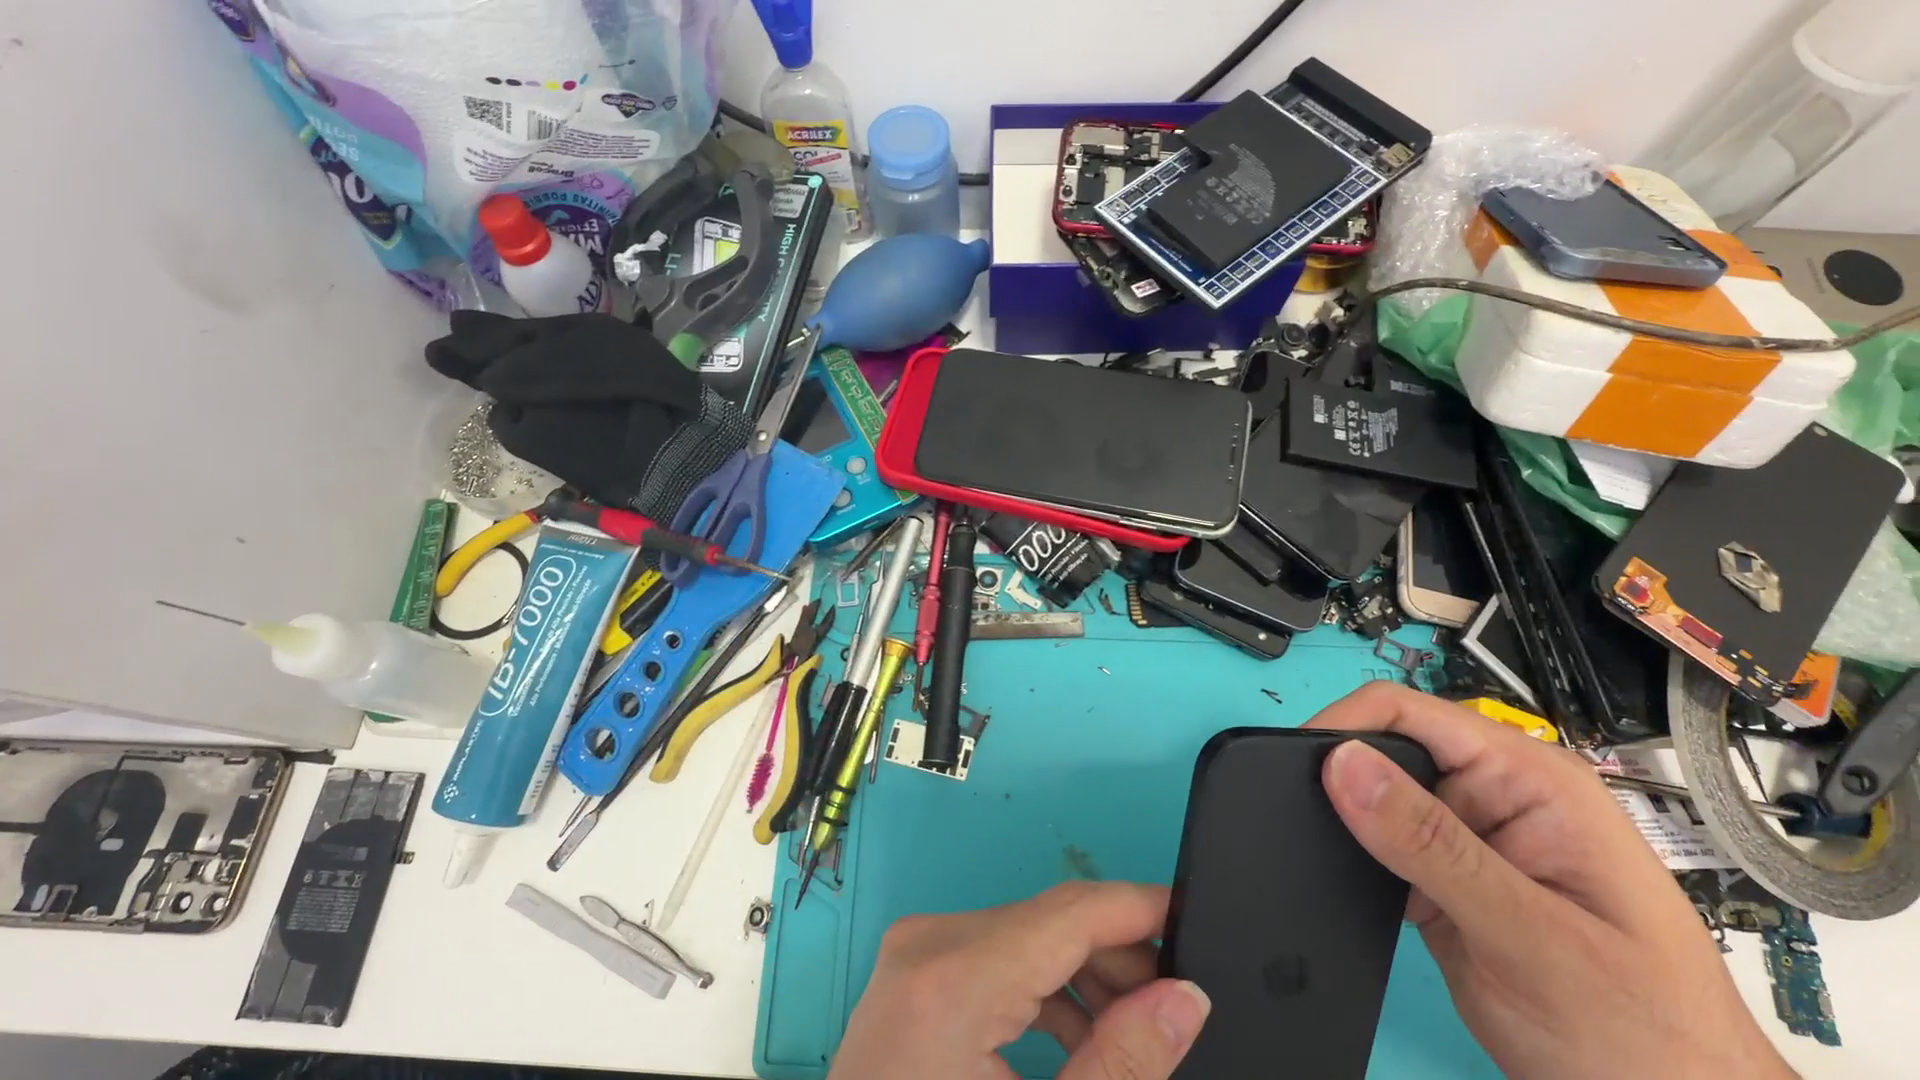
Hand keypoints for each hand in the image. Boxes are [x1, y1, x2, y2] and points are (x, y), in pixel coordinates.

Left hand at [830, 882, 1210, 1078]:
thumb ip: (1122, 1061)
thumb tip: (1185, 997)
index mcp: (956, 975)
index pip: (1074, 909)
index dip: (1145, 909)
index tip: (1198, 925)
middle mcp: (930, 943)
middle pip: (1052, 921)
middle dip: (1120, 960)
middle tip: (1170, 1014)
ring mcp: (915, 954)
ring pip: (1027, 936)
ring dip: (1084, 979)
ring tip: (1127, 1038)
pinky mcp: (914, 973)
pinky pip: (995, 958)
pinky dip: (1042, 990)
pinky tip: (1076, 1042)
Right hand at [1310, 684, 1792, 1079]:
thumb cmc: (1637, 1034)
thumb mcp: (1527, 935)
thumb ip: (1432, 846)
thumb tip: (1343, 762)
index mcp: (1531, 781)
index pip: (1412, 714)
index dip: (1344, 727)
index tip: (1289, 769)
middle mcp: (1497, 799)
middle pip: (1390, 752)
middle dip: (1339, 779)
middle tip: (1295, 822)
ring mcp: (1473, 845)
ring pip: (1380, 804)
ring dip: (1348, 826)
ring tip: (1316, 856)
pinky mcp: (1451, 886)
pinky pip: (1387, 851)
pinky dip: (1358, 863)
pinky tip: (1347, 886)